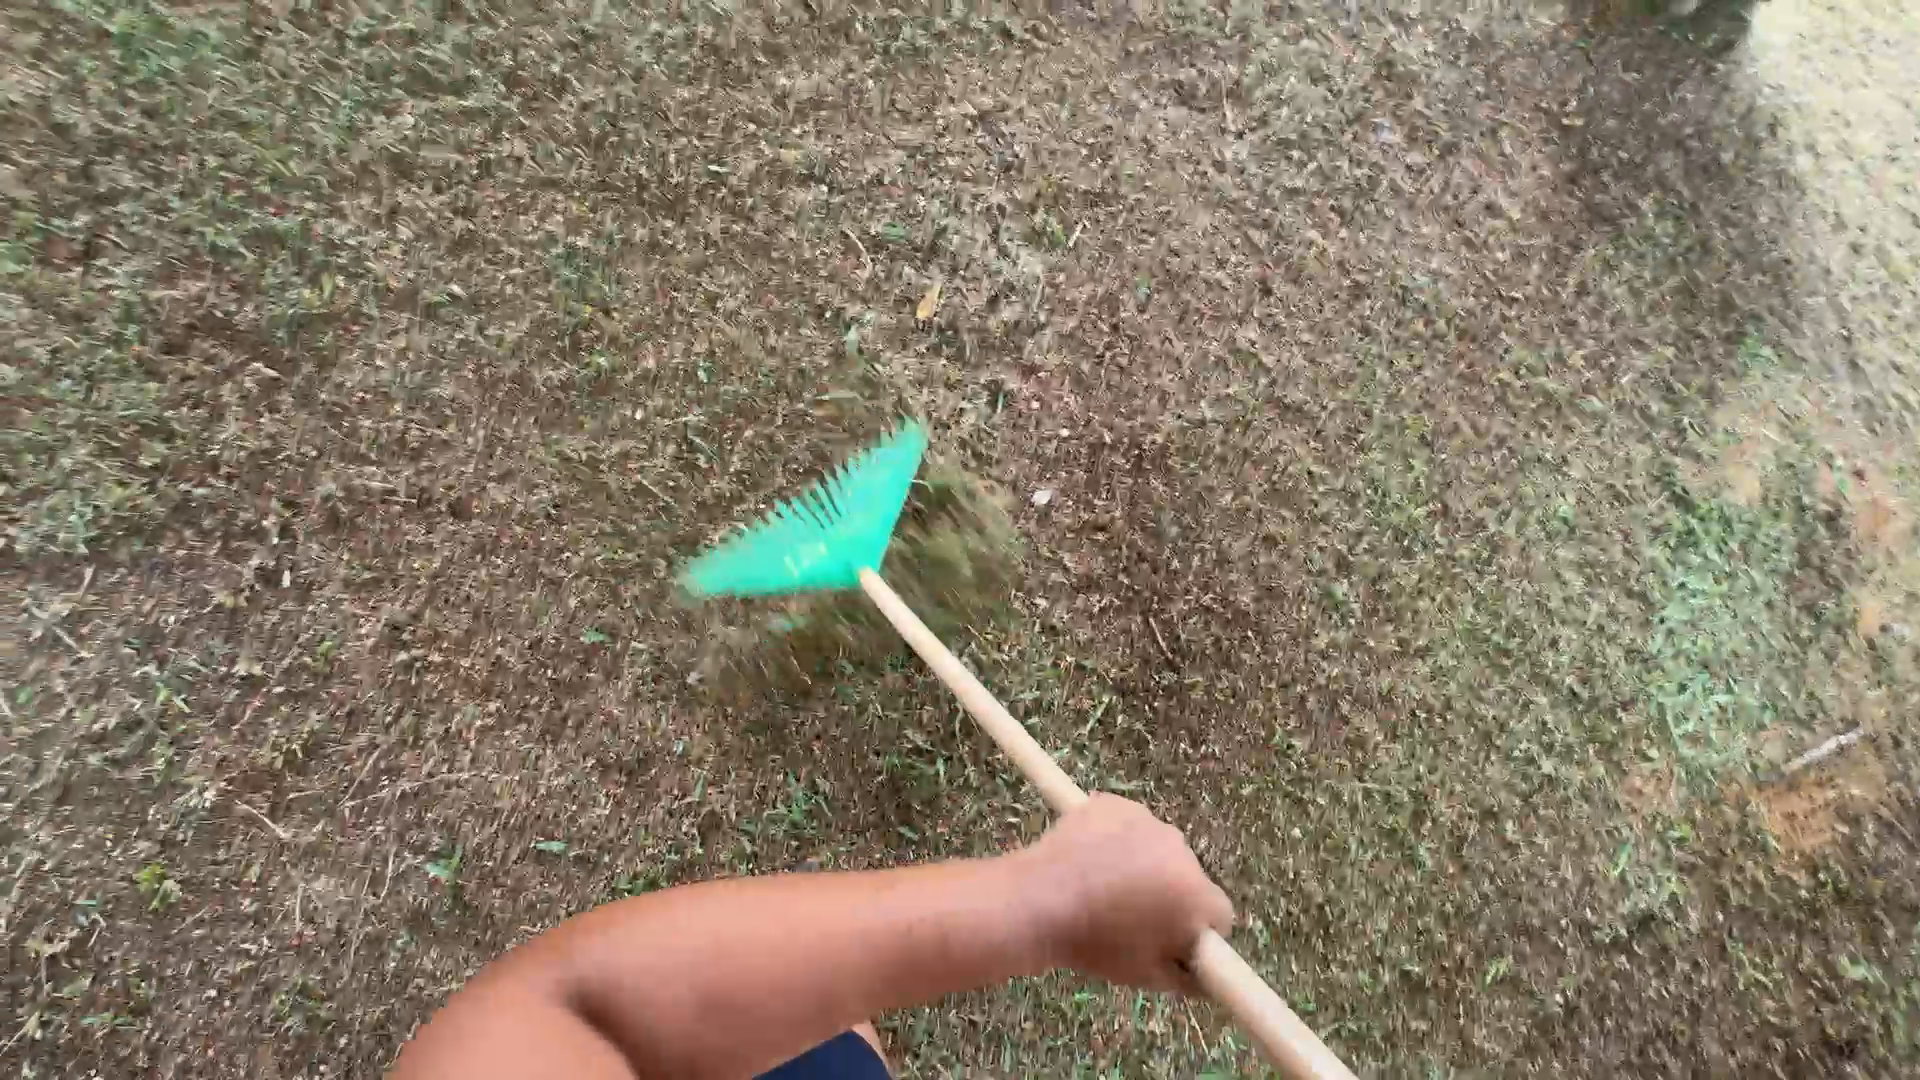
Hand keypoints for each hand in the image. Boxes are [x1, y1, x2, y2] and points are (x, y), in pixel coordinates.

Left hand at [1013, 793, 1233, 991]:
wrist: (1038, 899)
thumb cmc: (1095, 942)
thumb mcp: (1149, 976)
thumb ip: (1189, 977)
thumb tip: (1203, 974)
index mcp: (1194, 892)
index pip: (1220, 913)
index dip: (1199, 930)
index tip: (1173, 939)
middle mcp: (1178, 846)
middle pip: (1189, 875)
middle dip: (1170, 893)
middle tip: (1133, 915)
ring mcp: (1144, 818)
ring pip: (1157, 847)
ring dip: (1144, 862)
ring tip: (1106, 885)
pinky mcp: (1113, 802)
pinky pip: (1128, 825)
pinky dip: (1116, 838)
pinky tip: (1092, 858)